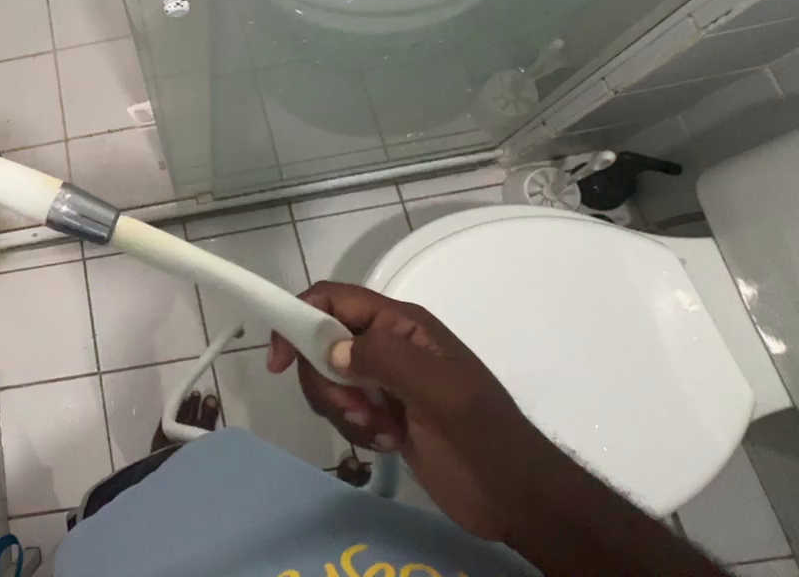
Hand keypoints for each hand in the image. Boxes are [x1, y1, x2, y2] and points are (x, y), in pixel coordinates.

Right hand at [267, 282, 566, 540]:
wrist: (519, 497)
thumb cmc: (486, 437)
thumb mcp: (441, 391)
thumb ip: (386, 358)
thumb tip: (331, 350)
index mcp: (400, 324)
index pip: (333, 300)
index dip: (299, 318)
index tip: (278, 359)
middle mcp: (387, 344)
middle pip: (321, 343)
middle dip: (326, 381)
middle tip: (356, 411)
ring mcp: (385, 380)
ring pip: (328, 379)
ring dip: (343, 410)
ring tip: (381, 431)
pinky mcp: (383, 414)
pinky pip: (344, 410)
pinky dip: (355, 428)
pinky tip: (388, 443)